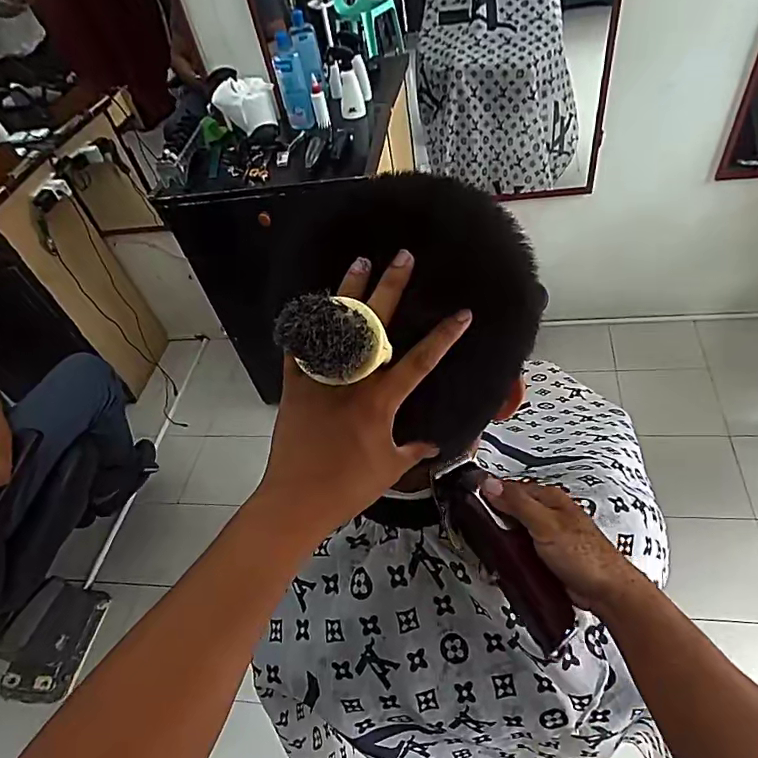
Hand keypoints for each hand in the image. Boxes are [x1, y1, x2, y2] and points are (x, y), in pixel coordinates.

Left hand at [256, 252, 469, 538]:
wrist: (298, 500)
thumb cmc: (349, 488)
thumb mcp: (391, 469)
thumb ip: (414, 449)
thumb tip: (433, 444)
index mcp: (381, 402)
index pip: (420, 362)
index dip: (444, 336)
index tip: (462, 314)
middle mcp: (353, 383)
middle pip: (377, 328)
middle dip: (392, 289)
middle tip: (403, 258)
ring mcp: (321, 381)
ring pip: (336, 329)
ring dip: (349, 292)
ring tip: (359, 261)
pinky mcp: (295, 387)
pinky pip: (300, 349)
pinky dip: (306, 325)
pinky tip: (314, 302)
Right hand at [478, 479, 651, 611]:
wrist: (606, 591)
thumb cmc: (588, 558)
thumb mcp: (545, 525)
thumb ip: (518, 504)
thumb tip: (492, 485)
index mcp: (550, 499)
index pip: (511, 487)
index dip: (490, 493)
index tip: (471, 501)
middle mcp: (550, 514)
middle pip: (512, 510)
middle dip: (495, 520)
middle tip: (480, 530)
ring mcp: (549, 536)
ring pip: (516, 533)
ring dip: (504, 542)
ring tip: (493, 552)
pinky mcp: (548, 557)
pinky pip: (524, 552)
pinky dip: (514, 558)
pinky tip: (509, 565)